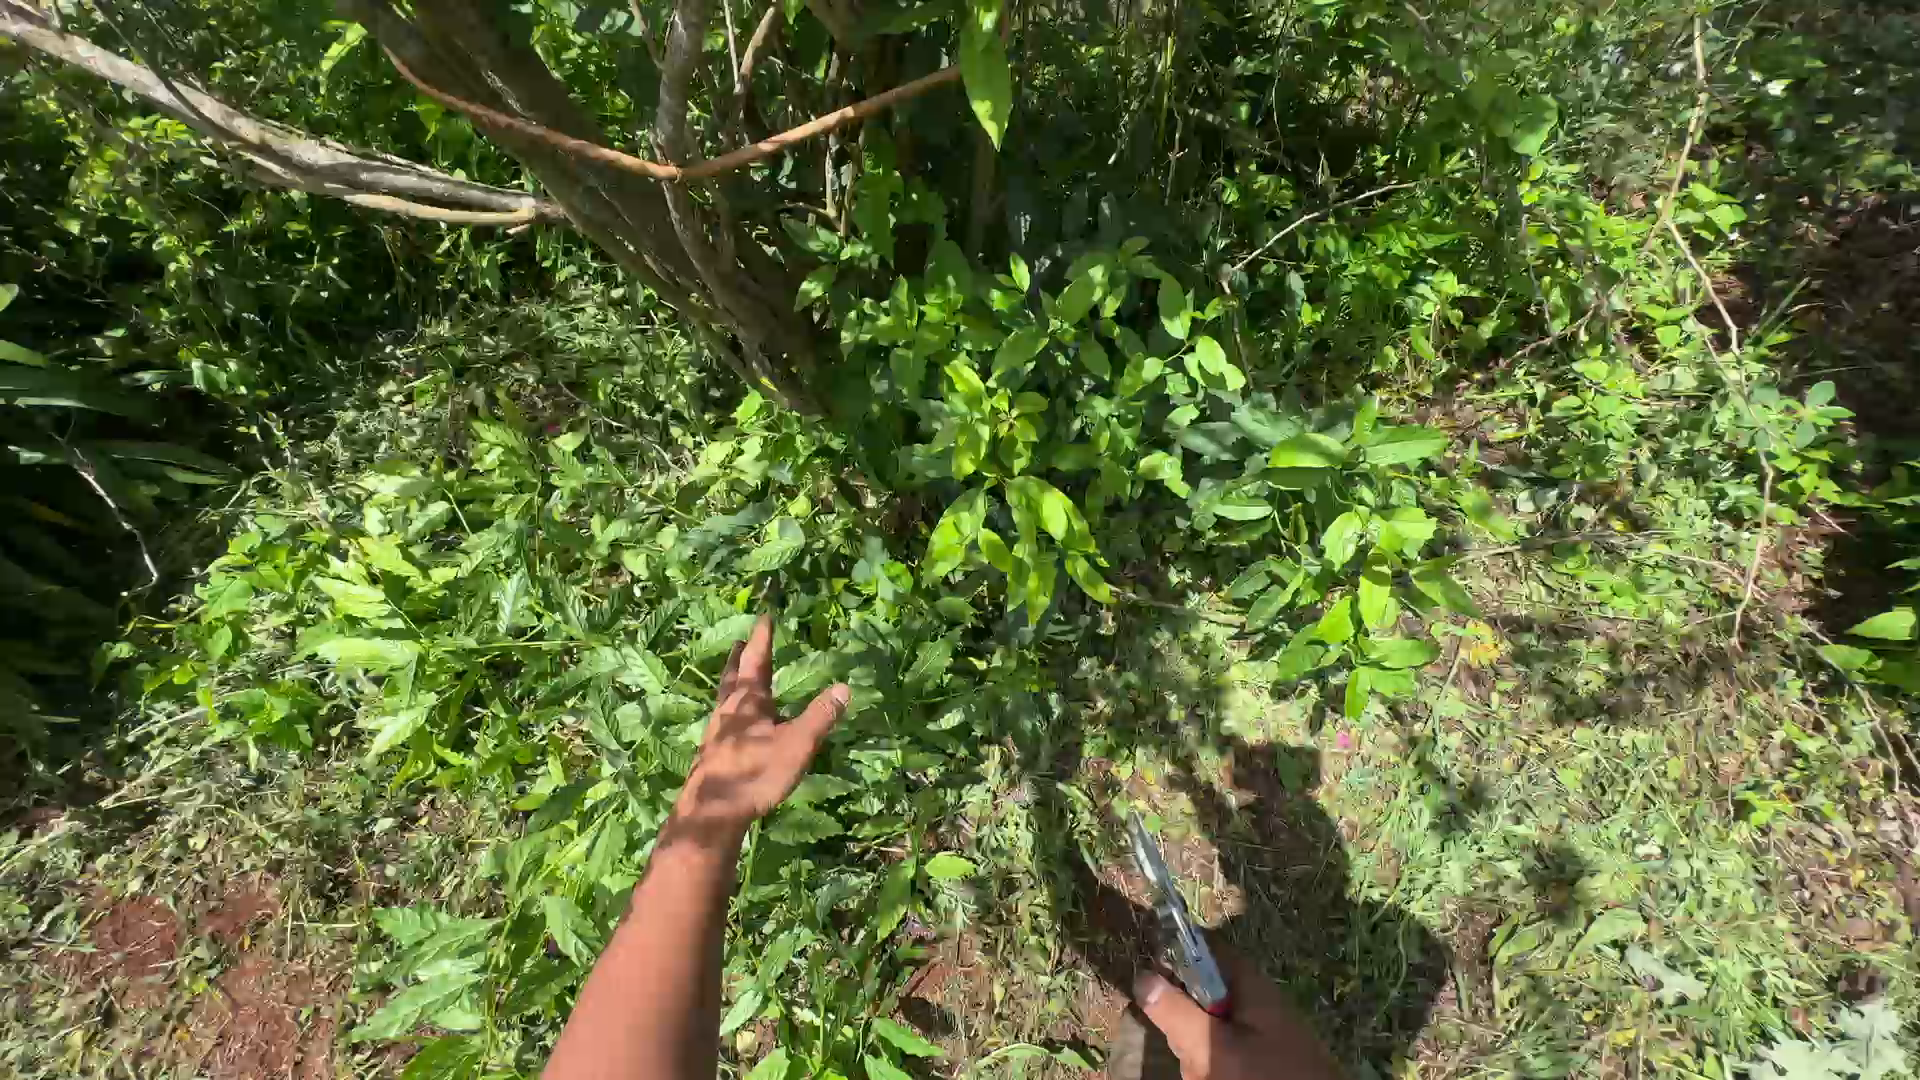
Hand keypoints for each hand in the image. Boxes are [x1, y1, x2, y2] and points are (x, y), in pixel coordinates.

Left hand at [666, 614, 849, 844]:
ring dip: (731, 683)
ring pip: (724, 700)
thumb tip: (844, 687)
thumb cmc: (755, 773)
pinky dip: (730, 712)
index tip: (765, 617)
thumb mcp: (797, 744)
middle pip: (733, 677)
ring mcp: (716, 734)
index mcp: (748, 702)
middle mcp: (728, 712)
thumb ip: (820, 716)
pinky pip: (723, 722)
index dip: (762, 638)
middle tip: (740, 642)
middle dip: (739, 657)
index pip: (756, 661)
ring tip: (734, 678)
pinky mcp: (712, 755)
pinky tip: (734, 726)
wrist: (710, 815)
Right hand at [1133, 947, 1342, 1079]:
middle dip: (1184, 1018)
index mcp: (1247, 980)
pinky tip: (1216, 1078)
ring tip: (1205, 1075)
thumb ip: (1176, 1012)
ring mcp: (1260, 1029)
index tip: (1150, 977)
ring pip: (1208, 1026)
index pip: (1200, 946)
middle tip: (1186, 1047)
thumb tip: (1141, 975)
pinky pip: (1224, 1050)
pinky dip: (1215, 1066)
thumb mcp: (1214, 1048)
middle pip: (1199, 989)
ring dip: (1197, 1050)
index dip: (1171, 954)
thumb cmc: (1266, 1078)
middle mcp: (1253, 997)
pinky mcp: (1262, 1056)